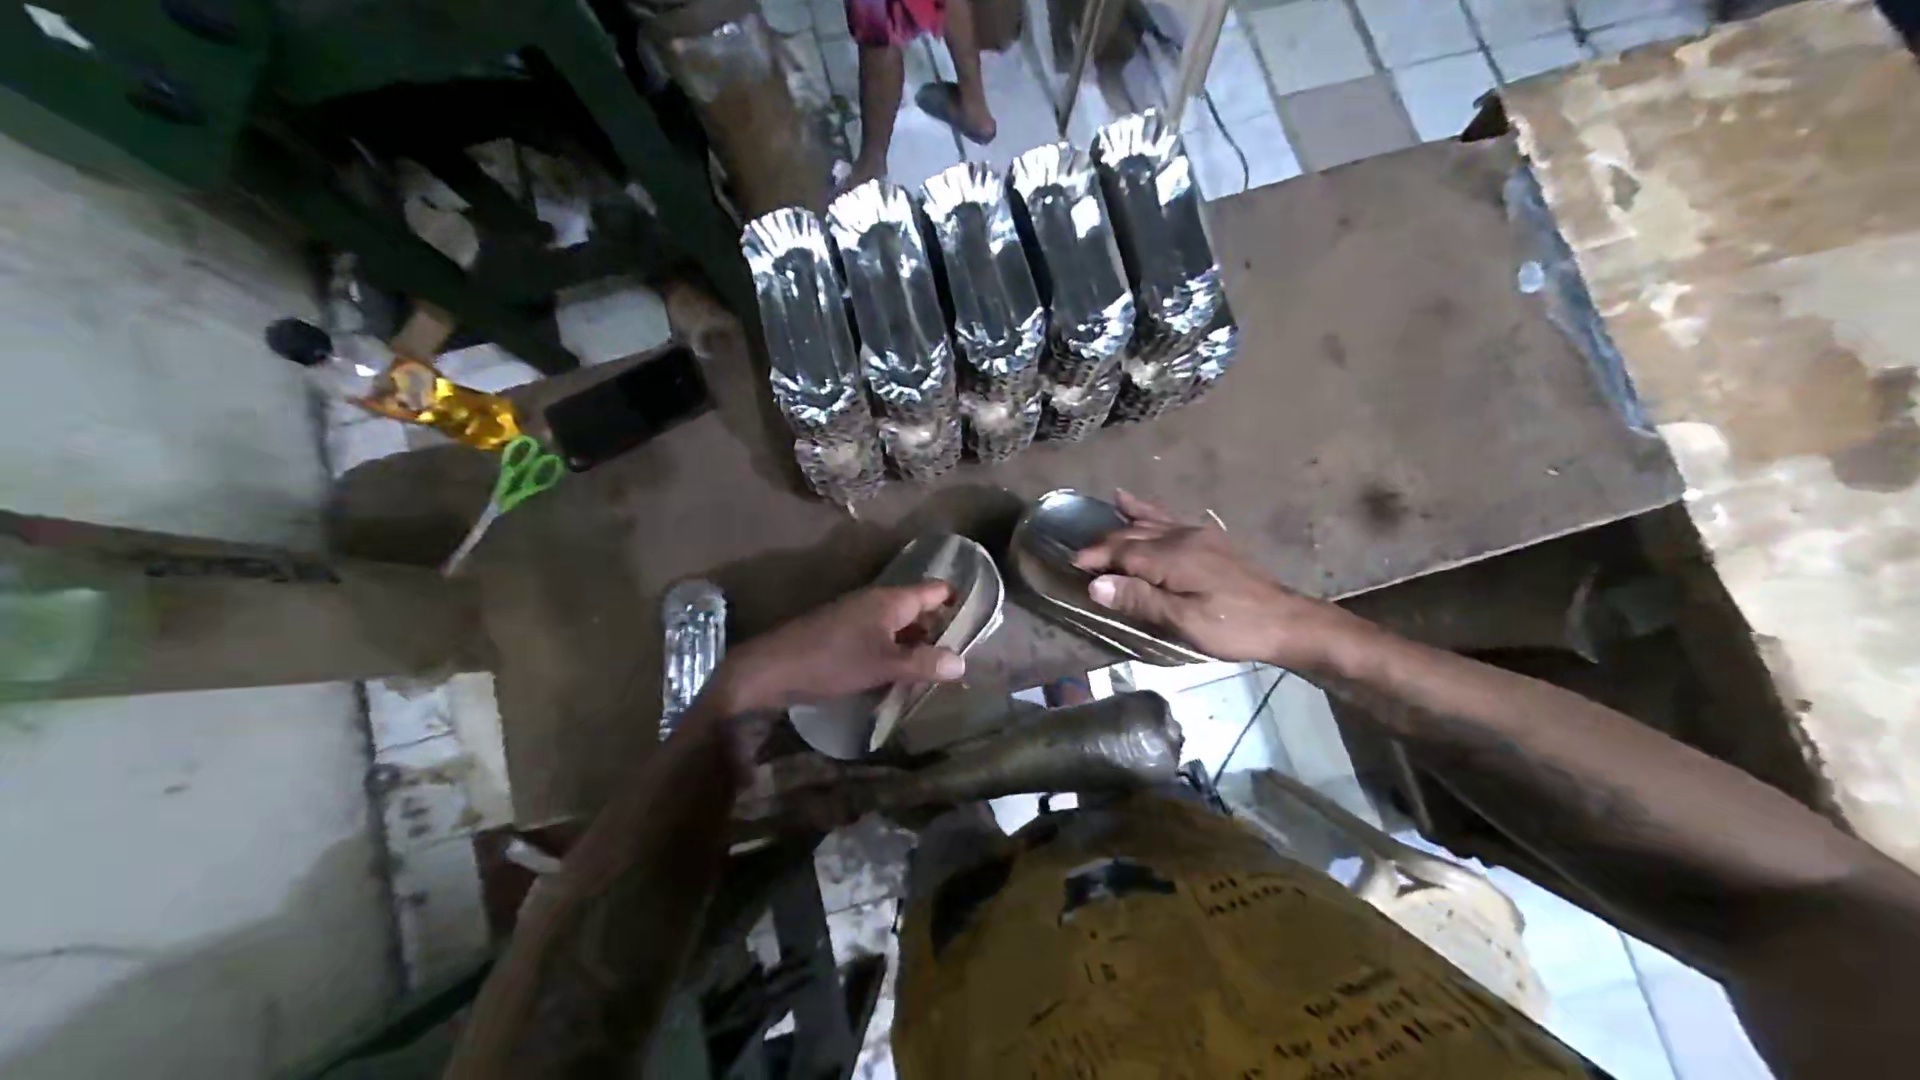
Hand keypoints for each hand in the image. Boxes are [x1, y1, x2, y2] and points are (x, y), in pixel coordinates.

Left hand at [707, 582, 965, 713]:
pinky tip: (900, 675)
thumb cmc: (832, 661)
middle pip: (920, 609)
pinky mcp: (843, 633)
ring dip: (917, 645)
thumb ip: (924, 663)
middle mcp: (877, 601)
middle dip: (940, 631)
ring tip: (937, 671)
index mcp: (891, 600)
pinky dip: (895, 652)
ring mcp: (858, 616)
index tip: (979, 625)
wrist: (771, 668)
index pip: (936, 590)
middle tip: (962, 657)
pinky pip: (881, 637)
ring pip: (899, 626)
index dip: (959, 603)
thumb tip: (962, 663)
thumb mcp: (884, 665)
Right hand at [1072, 491, 1365, 668]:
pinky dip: (1147, 510)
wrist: (1288, 621)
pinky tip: (1133, 502)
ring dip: (1122, 523)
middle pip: (1132, 534)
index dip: (1095, 557)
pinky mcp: (1208, 539)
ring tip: (1100, 516)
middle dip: (1103, 543)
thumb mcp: (1185, 622)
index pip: (1122, 551)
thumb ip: (1140, 600)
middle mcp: (1181, 537)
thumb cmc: (1234, 627)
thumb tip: (1096, 585)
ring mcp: (1196, 535)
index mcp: (1173, 558)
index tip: (1072, 566)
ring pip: (1149, 523)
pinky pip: (1168, 518)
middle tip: (1081, 557)